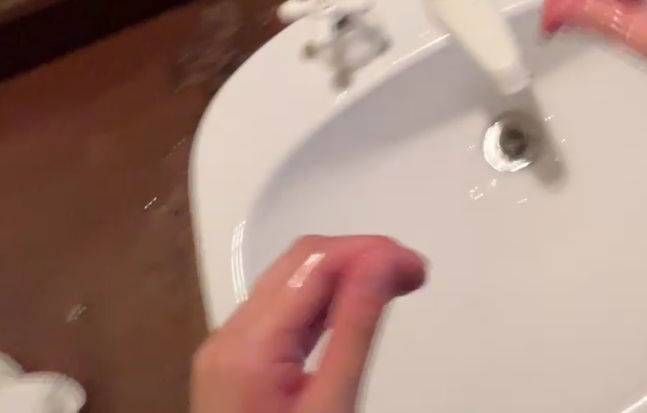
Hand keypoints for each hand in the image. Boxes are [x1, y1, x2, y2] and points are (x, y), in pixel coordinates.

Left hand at [192, 235, 426, 412]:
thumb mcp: (331, 409)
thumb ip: (357, 327)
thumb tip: (387, 259)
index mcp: (247, 346)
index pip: (314, 261)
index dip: (371, 250)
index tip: (419, 269)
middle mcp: (228, 336)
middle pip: (301, 261)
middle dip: (362, 255)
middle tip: (412, 275)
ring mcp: (228, 351)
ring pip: (293, 278)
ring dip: (347, 271)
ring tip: (397, 285)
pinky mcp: (236, 366)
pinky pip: (286, 308)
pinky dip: (327, 296)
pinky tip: (358, 307)